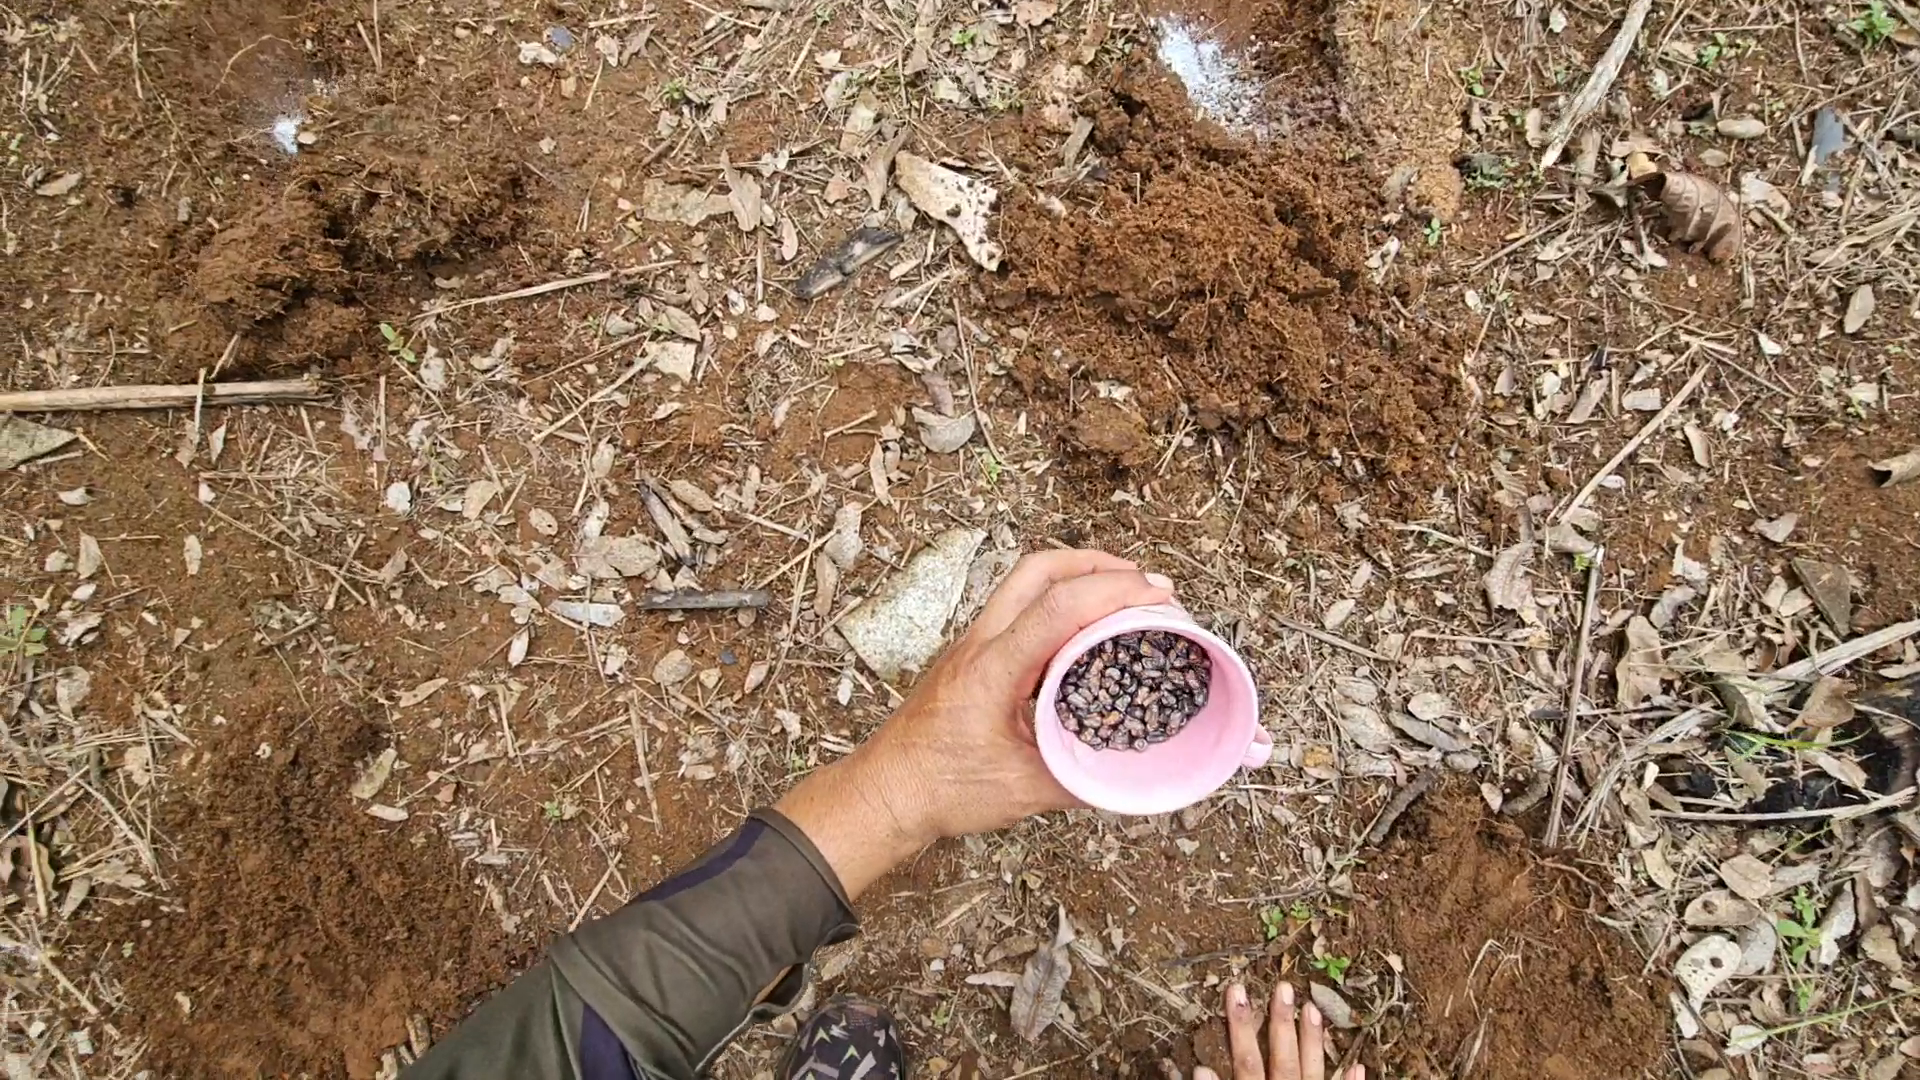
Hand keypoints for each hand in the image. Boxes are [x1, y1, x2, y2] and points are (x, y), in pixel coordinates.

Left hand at [777, 549, 1171, 895]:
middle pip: (1037, 570)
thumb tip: (1132, 772)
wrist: (885, 790)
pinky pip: (1016, 608)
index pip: (1058, 607)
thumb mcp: (1023, 791)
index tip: (1159, 595)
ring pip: (1023, 582)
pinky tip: (1078, 629)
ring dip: (1073, 575)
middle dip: (1095, 562)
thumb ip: (1081, 779)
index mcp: (993, 669)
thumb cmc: (940, 789)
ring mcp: (972, 644)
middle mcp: (980, 643)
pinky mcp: (971, 654)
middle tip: (1141, 580)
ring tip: (1117, 593)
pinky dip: (1054, 602)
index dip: (1113, 591)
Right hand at [1195, 983, 1362, 1079]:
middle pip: (1283, 1061)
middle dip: (1282, 1023)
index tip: (1236, 988)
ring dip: (1313, 1043)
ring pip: (1313, 1075)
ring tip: (1313, 1008)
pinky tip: (1357, 1065)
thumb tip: (1198, 1068)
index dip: (1240, 1025)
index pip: (1246, 1061)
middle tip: (1283, 987)